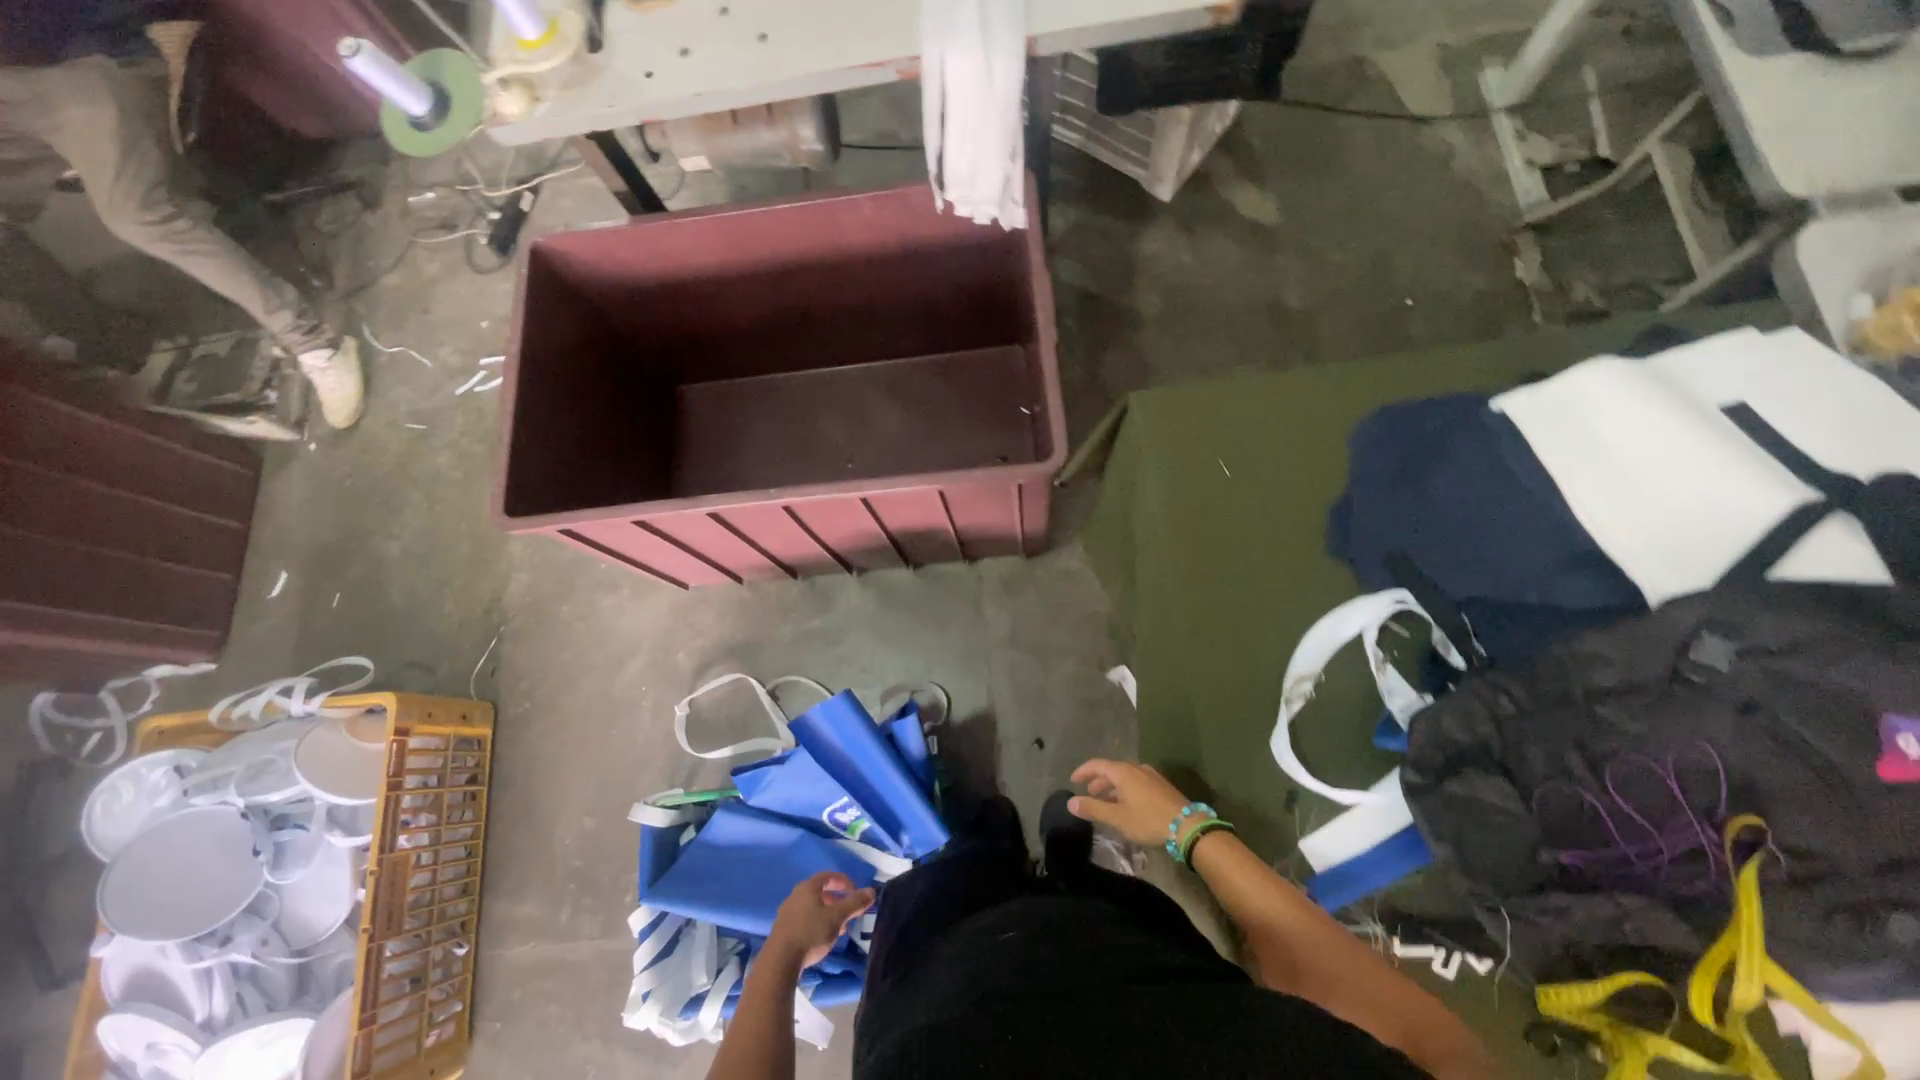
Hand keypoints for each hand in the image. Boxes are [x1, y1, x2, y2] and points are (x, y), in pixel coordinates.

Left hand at [767, 872, 875, 968]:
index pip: (828, 876)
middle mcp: (795, 896)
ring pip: (813, 907)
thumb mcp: (837, 917)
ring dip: (829, 913)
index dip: (844, 882)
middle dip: (838, 900)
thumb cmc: (811, 932)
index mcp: (808, 888)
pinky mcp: (784, 929)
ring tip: (841, 927)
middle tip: (850, 911)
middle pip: (820, 892)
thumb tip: (871, 891)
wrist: (780, 960)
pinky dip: (818, 923)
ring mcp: (787, 912)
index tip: (856, 892)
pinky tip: (824, 937)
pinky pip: (805, 919)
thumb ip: (855, 903)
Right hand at [1068, 758, 1192, 847]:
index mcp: (1123, 772)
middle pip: (1112, 769)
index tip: (1073, 781)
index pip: (1097, 764)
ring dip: (1112, 787)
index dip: (1083, 771)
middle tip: (1089, 794)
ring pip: (1125, 776)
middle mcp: (1136, 768)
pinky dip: (1125, 789)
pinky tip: (1127, 804)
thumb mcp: (1117, 817)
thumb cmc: (1148, 820)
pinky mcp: (1161, 786)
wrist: (1187, 825)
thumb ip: (1093, 808)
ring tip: (1106, 802)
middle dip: (1098, 781)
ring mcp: (1151, 776)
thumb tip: (1070, 802)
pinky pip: (1136, 782)